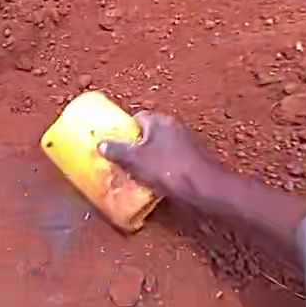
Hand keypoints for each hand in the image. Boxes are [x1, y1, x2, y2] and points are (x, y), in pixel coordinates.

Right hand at [99, 112, 228, 203]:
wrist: (205, 188)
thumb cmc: (168, 169)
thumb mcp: (136, 160)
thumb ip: (117, 151)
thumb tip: (100, 144)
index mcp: (160, 121)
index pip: (137, 118)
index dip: (124, 130)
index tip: (115, 144)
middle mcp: (174, 126)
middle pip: (148, 133)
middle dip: (135, 145)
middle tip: (123, 159)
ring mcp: (185, 142)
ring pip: (159, 146)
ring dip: (149, 157)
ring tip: (136, 172)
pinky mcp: (192, 157)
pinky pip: (170, 157)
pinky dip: (161, 166)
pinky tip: (155, 179)